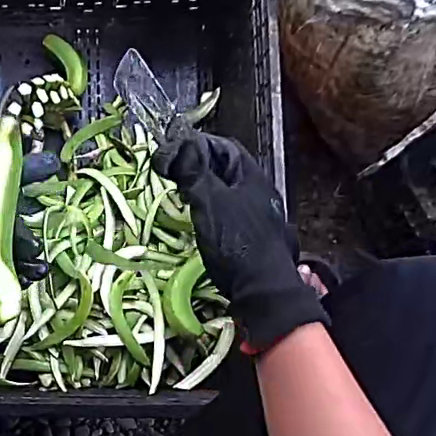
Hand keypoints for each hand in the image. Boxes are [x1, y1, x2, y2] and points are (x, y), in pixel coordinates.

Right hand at [155, 128, 327, 351]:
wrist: (264, 289)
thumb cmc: (236, 242)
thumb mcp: (208, 201)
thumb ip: (192, 172)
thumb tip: (177, 150)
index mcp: (251, 176)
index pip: (223, 147)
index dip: (196, 146)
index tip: (171, 156)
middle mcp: (259, 191)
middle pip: (226, 169)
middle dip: (199, 167)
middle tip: (174, 175)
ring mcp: (260, 214)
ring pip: (228, 191)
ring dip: (205, 190)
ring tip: (183, 196)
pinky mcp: (255, 236)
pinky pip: (231, 212)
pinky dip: (212, 210)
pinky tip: (201, 221)